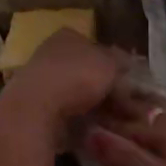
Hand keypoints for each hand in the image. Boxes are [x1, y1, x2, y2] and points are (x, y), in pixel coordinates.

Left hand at [0, 30, 122, 142]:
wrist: (36, 108)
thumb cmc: (77, 77)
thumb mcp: (110, 65)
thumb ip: (121, 64)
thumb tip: (128, 66)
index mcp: (69, 35)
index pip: (98, 47)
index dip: (116, 66)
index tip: (129, 85)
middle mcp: (52, 52)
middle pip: (87, 71)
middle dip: (106, 89)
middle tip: (126, 108)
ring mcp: (41, 80)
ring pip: (77, 93)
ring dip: (95, 106)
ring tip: (114, 123)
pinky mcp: (36, 106)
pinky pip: (66, 112)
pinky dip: (80, 120)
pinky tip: (93, 130)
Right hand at [82, 87, 165, 165]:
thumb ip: (125, 159)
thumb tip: (88, 132)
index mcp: (162, 131)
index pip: (120, 119)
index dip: (96, 115)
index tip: (72, 108)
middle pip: (140, 109)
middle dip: (115, 101)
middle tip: (90, 92)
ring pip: (157, 113)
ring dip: (136, 105)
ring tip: (119, 98)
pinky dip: (155, 117)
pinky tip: (159, 122)